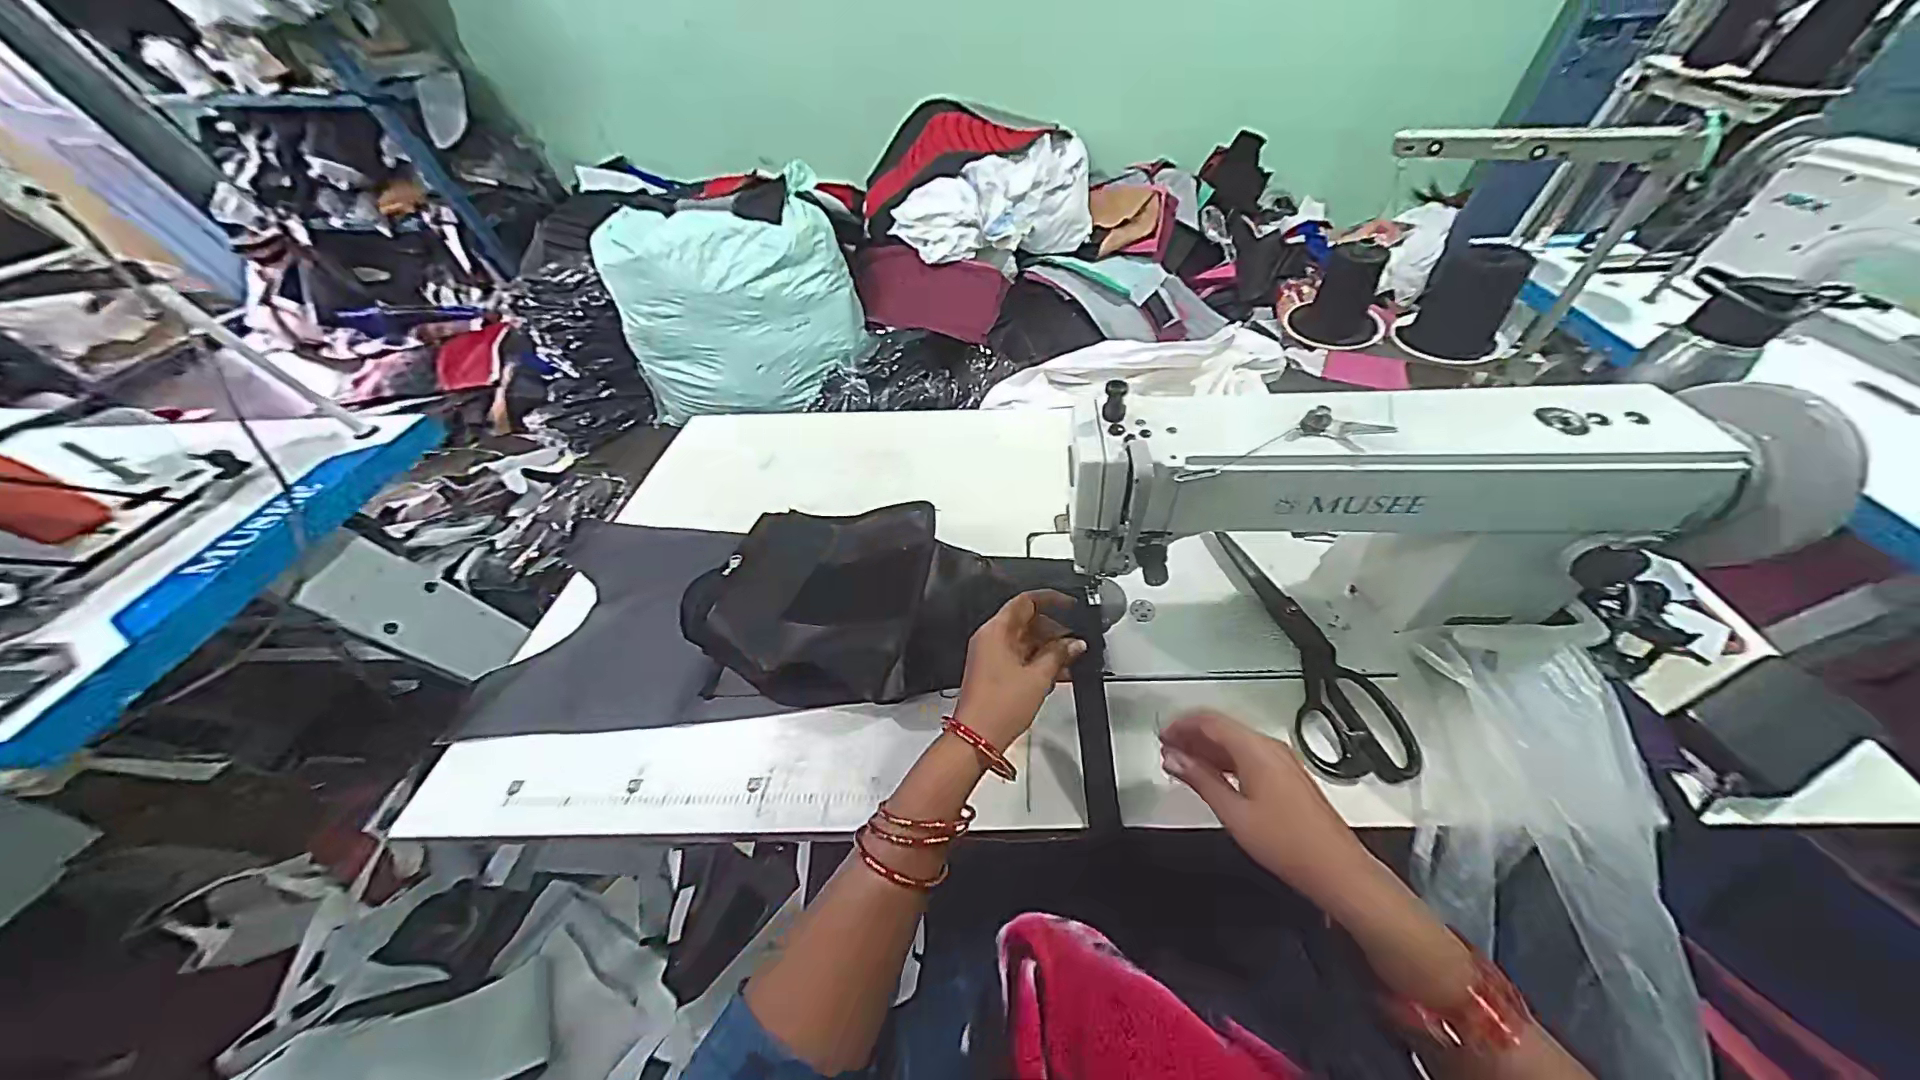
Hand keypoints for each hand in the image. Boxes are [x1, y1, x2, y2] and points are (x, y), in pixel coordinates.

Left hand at [952, 591, 1085, 749]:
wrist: (977, 737)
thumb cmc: (996, 707)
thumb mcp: (1038, 677)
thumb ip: (1059, 655)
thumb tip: (1073, 644)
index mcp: (995, 631)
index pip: (1024, 601)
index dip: (1050, 599)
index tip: (1068, 603)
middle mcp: (990, 640)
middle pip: (1025, 621)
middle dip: (1053, 629)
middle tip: (1074, 639)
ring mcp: (990, 656)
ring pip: (1024, 641)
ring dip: (1047, 647)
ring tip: (1071, 657)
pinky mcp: (994, 672)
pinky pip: (1019, 657)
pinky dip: (1038, 661)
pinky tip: (1057, 672)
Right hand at [1160, 709, 1370, 901]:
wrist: (1336, 870)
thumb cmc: (1292, 845)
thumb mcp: (1233, 812)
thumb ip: (1200, 779)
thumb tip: (1176, 759)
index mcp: (1256, 750)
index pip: (1209, 720)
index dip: (1181, 724)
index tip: (1163, 735)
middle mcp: (1271, 749)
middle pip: (1222, 728)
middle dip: (1191, 735)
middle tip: (1168, 748)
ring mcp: (1281, 761)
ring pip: (1234, 742)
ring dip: (1206, 749)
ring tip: (1182, 763)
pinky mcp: (1286, 776)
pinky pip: (1248, 756)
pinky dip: (1224, 760)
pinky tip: (1211, 776)